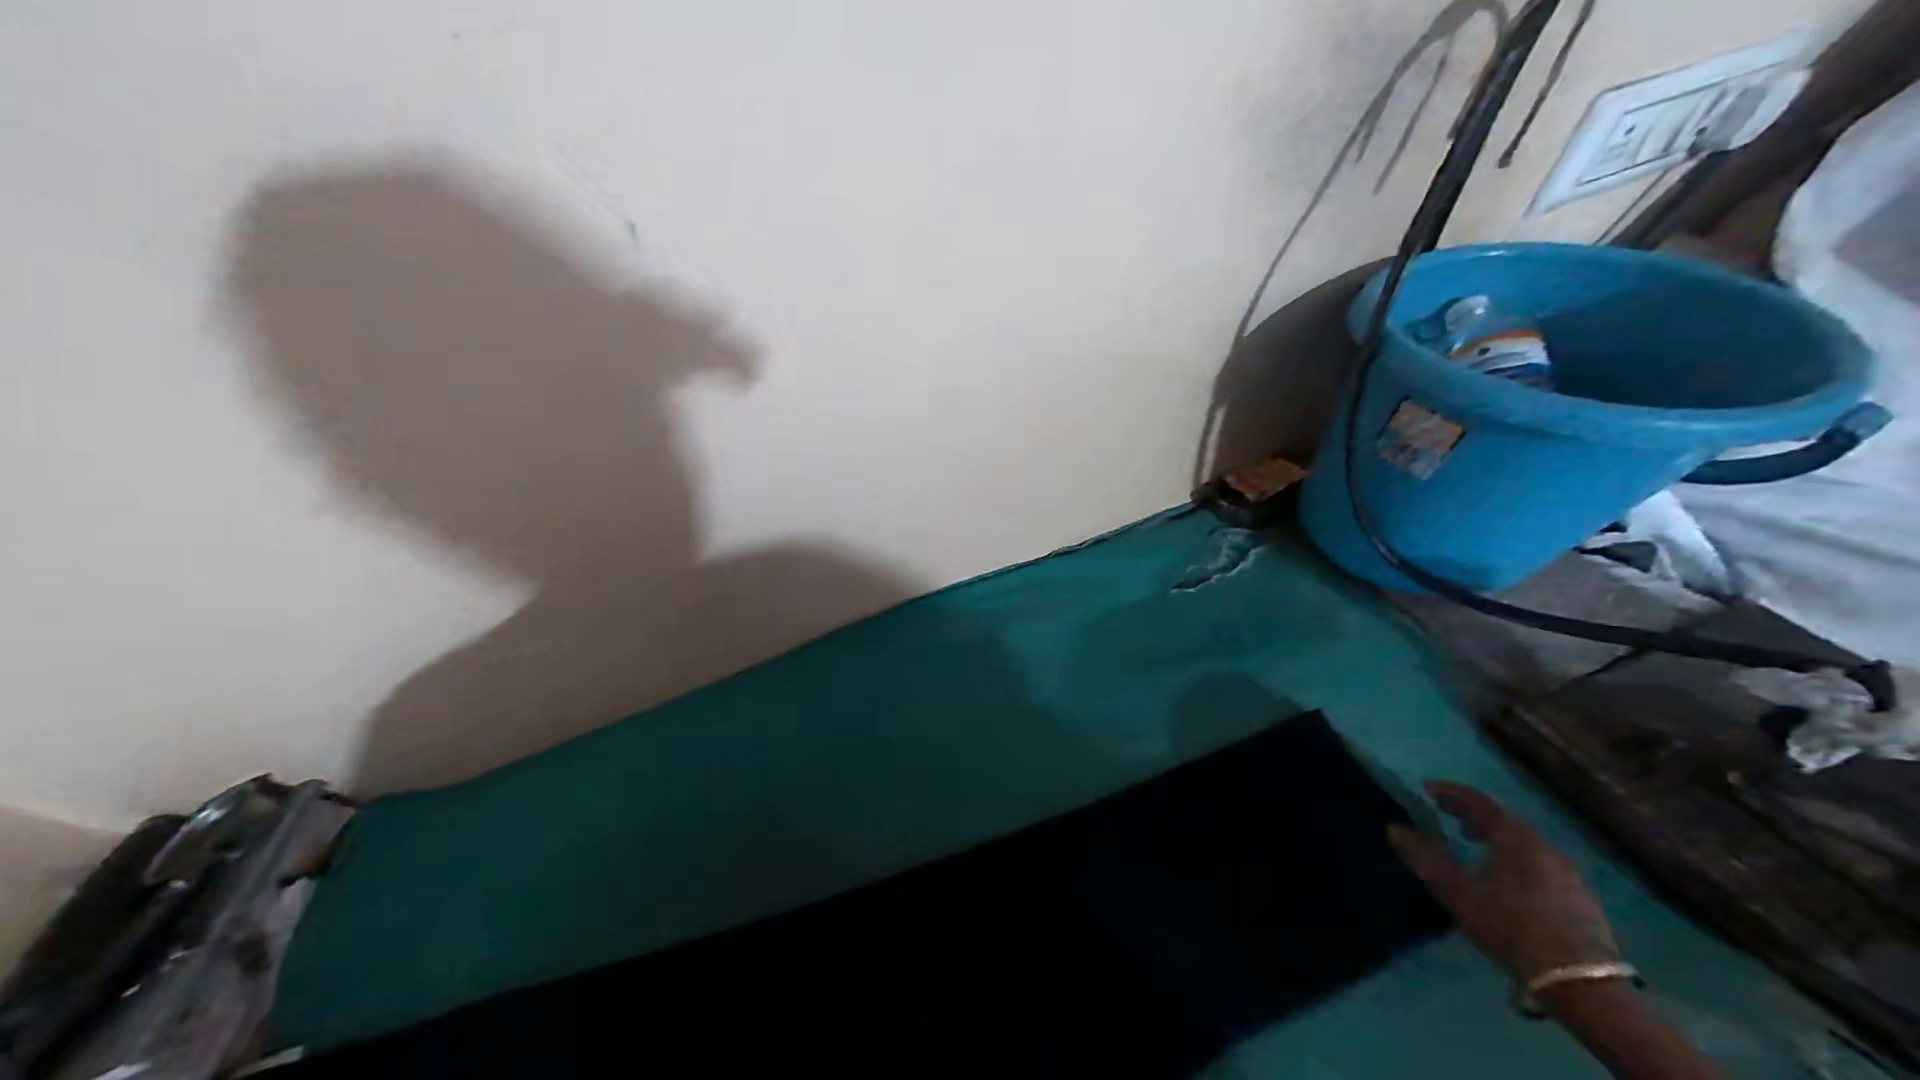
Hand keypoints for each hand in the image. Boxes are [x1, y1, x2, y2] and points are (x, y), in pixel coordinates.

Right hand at [1388, 780, 1618, 981]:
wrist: (1581, 982)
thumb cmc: (1510, 925)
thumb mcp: (1457, 892)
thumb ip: (1425, 857)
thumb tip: (1395, 829)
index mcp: (1516, 838)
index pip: (1479, 801)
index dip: (1450, 792)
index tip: (1427, 788)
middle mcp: (1545, 848)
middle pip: (1504, 820)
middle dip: (1471, 814)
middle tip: (1446, 814)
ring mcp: (1568, 874)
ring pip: (1523, 843)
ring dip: (1494, 837)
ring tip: (1472, 843)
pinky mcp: (1580, 900)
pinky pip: (1538, 864)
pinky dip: (1514, 858)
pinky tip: (1505, 878)